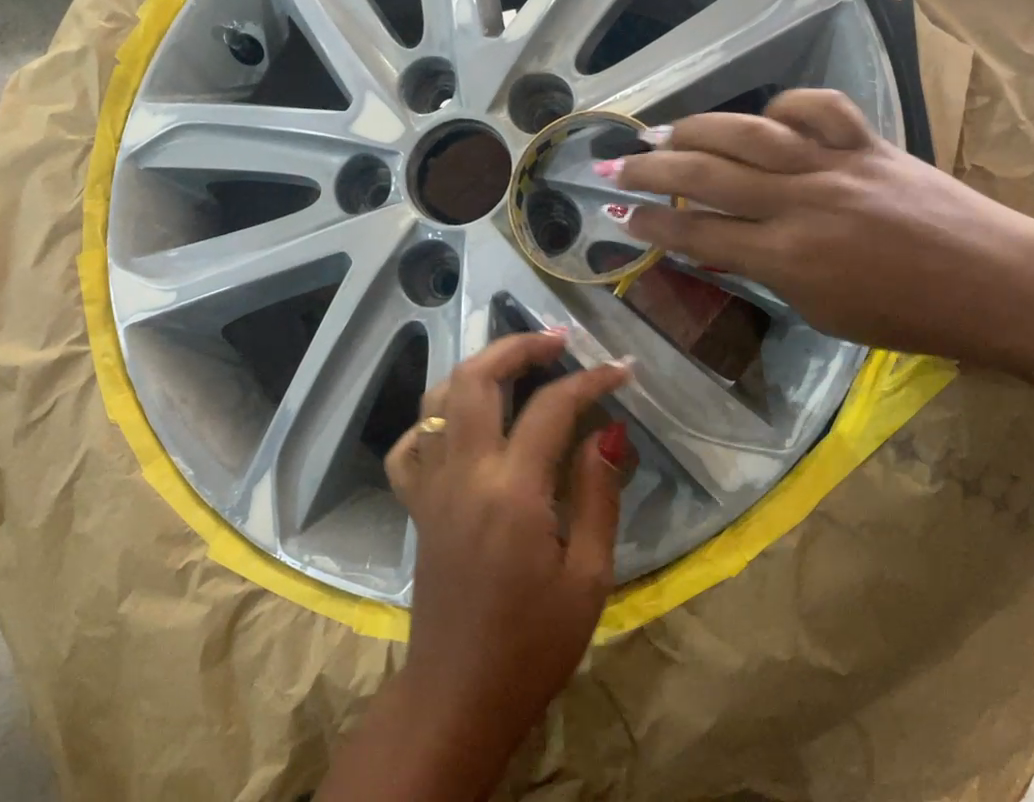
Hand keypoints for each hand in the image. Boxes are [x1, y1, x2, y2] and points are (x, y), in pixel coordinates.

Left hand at [387, 331, 634, 731]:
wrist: (460, 693)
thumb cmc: (534, 645)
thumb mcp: (588, 577)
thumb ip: (597, 497)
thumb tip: (608, 433)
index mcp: (512, 492)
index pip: (551, 408)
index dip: (590, 380)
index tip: (622, 371)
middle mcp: (463, 475)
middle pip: (476, 379)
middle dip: (517, 347)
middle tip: (558, 340)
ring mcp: (431, 488)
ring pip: (438, 400)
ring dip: (476, 369)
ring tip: (515, 364)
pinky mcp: (416, 507)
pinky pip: (411, 446)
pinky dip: (432, 420)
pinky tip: (460, 425)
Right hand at [613, 89, 1033, 365]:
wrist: (997, 284)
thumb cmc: (907, 318)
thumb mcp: (820, 310)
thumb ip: (765, 272)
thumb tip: (718, 246)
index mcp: (786, 258)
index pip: (697, 233)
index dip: (650, 224)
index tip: (618, 216)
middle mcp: (800, 202)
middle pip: (707, 175)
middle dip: (650, 170)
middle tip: (613, 165)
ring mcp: (836, 165)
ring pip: (749, 131)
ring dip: (695, 128)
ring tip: (660, 131)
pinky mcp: (870, 142)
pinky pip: (816, 107)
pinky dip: (783, 104)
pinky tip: (764, 116)